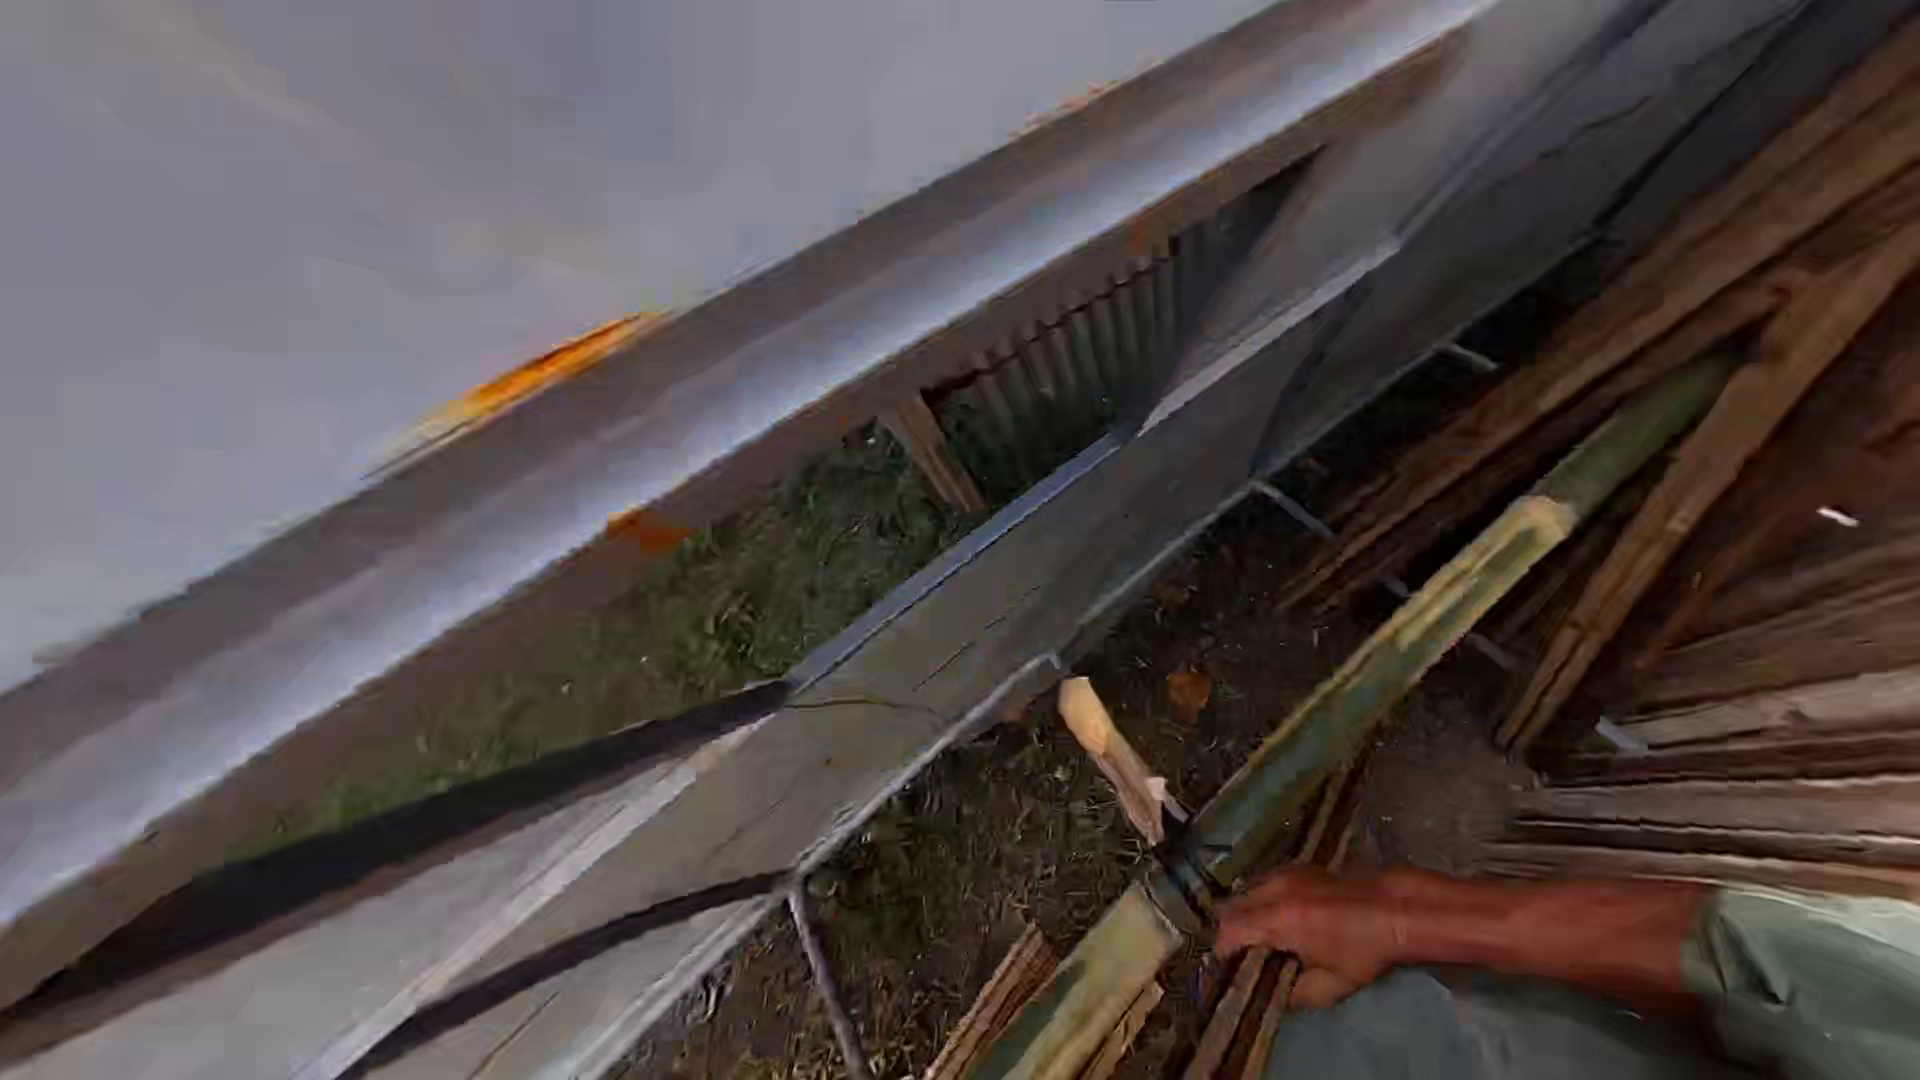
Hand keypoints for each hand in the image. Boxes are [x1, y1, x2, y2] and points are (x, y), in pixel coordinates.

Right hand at [1214, 866, 1466, 1006]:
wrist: (1391, 908)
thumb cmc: (1364, 949)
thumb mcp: (1334, 984)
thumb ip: (1297, 993)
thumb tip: (1275, 997)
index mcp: (1278, 920)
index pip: (1231, 929)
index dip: (1222, 947)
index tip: (1223, 963)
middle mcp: (1271, 890)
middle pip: (1230, 905)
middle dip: (1229, 929)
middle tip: (1236, 951)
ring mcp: (1280, 873)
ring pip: (1243, 890)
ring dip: (1242, 911)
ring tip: (1254, 934)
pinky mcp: (1290, 866)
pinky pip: (1260, 881)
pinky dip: (1257, 897)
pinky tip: (1272, 914)